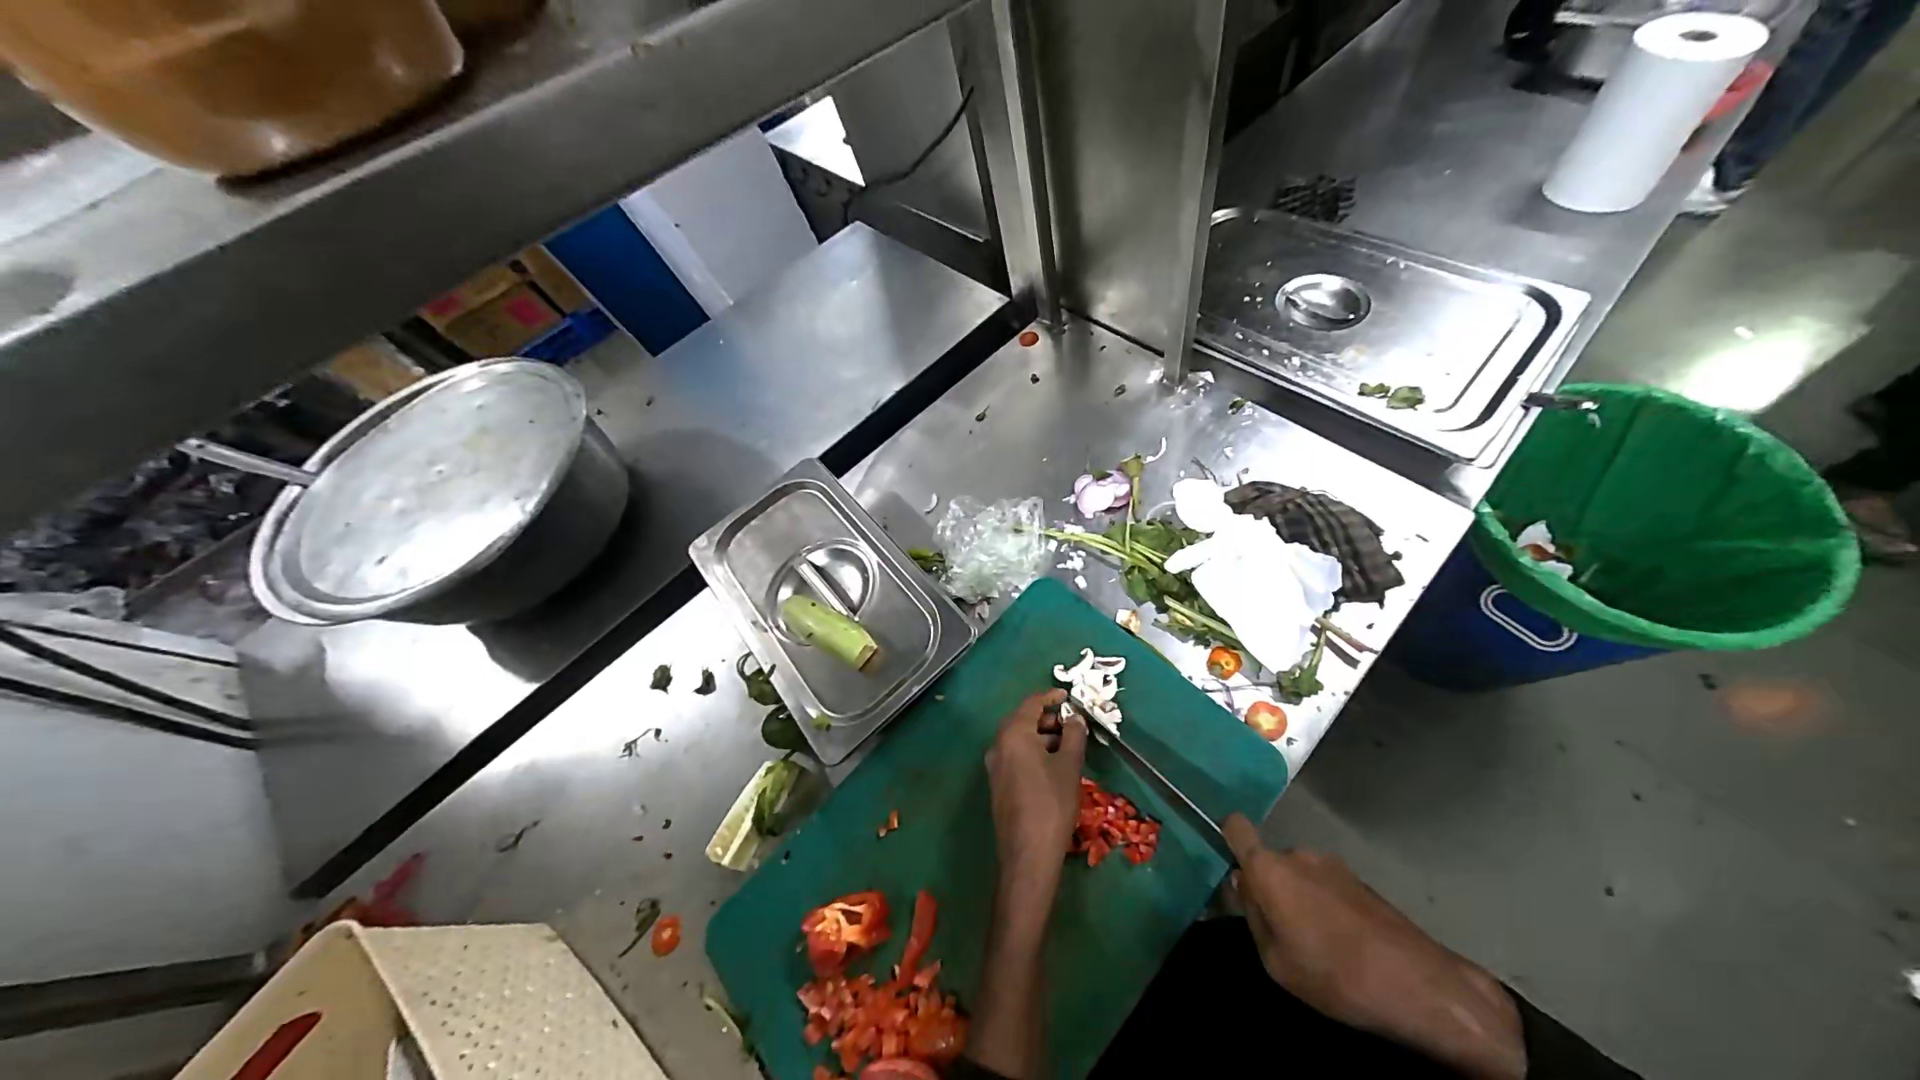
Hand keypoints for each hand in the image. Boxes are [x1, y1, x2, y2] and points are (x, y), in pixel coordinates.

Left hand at [984, 689, 1083, 881]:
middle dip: (1047, 718)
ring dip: (1042, 736)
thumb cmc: (1051, 803)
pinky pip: (1015, 755)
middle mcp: (998, 745)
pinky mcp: (998, 783)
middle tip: (1072, 723)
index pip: (1031, 703)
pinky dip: (1033, 751)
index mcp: (1013, 734)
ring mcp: (995, 765)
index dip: (1050, 696)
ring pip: (1019, 739)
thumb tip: (1075, 719)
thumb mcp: (1069, 765)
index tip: (1068, 695)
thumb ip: (1074, 736)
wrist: (1028, 853)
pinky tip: (1054, 764)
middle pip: (1022, 720)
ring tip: (1069, 744)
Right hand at [1223, 813, 1525, 1079]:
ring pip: (1298, 875)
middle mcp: (1298, 854)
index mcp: (1269, 868)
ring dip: (1298, 897)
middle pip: (1268, 861)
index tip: (1228, 865)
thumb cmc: (1335, 974)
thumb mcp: (1275, 960)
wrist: (1421, 987)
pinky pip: (1325, 886)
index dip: (1226, 836)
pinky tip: (1343, 944)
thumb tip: (1244, 885)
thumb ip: (1252, 916)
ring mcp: (1334, 865)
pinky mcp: (1361, 882)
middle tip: (1277, 928)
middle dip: (1267, 886)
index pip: (1236, 826)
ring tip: (1316, 943)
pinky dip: (1325, 906)